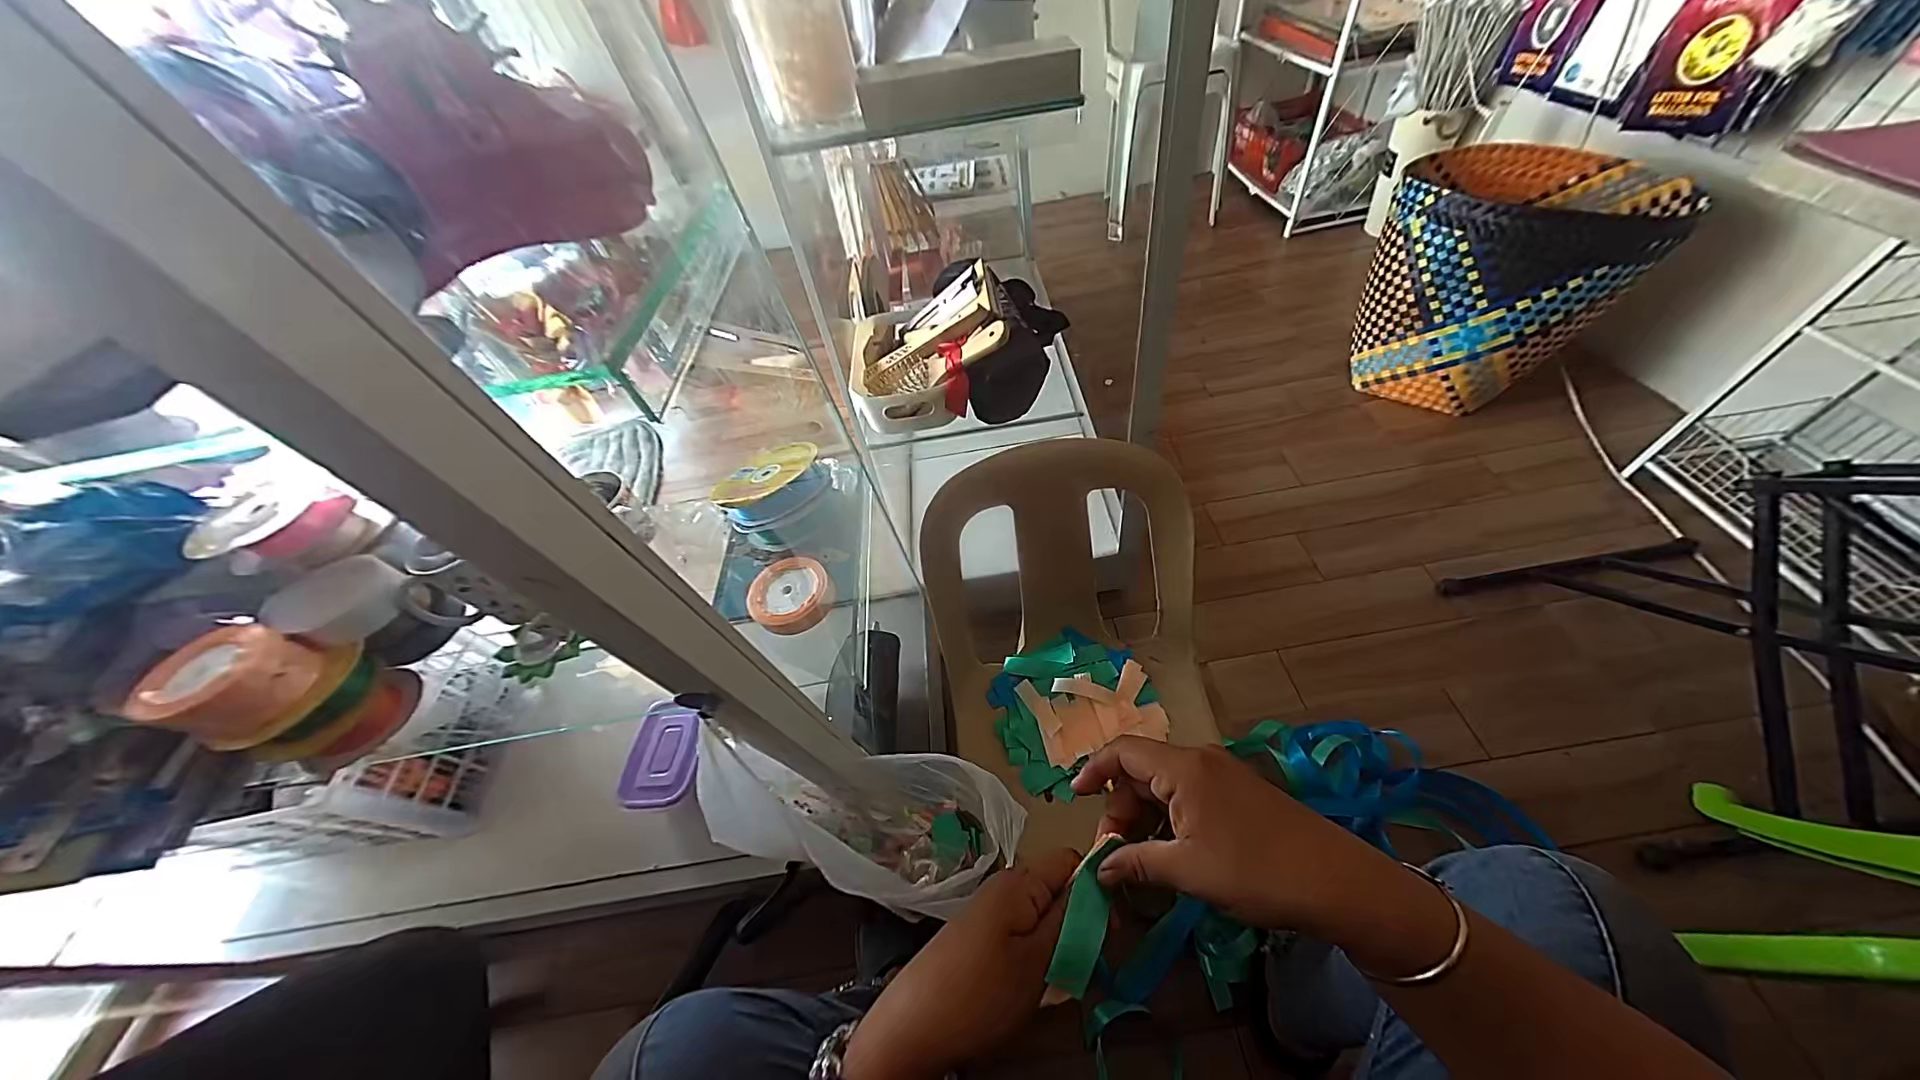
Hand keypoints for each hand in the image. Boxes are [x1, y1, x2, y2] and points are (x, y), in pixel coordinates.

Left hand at [842, 847, 1080, 1079]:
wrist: (913, 1026)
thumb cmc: (981, 993)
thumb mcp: (1039, 959)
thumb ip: (1072, 917)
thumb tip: (1099, 882)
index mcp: (1020, 880)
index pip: (1071, 859)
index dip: (1096, 886)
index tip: (1109, 928)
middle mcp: (1004, 885)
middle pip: (1058, 886)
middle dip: (1079, 919)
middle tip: (1086, 961)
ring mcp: (989, 909)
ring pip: (1043, 912)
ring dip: (1059, 941)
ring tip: (1059, 978)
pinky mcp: (980, 933)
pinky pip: (1022, 930)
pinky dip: (1036, 953)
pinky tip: (1033, 983)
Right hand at [1069, 737, 1414, 939]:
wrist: (1340, 882)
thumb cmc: (1256, 870)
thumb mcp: (1189, 870)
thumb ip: (1137, 862)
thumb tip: (1100, 869)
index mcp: (1183, 767)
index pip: (1122, 751)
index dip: (1093, 770)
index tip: (1075, 798)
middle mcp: (1200, 760)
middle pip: (1141, 770)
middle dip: (1120, 808)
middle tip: (1114, 853)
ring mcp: (1223, 774)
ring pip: (1165, 785)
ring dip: (1144, 817)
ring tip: (1141, 859)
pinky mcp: (1239, 793)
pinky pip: (1188, 795)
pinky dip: (1170, 818)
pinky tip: (1172, 852)